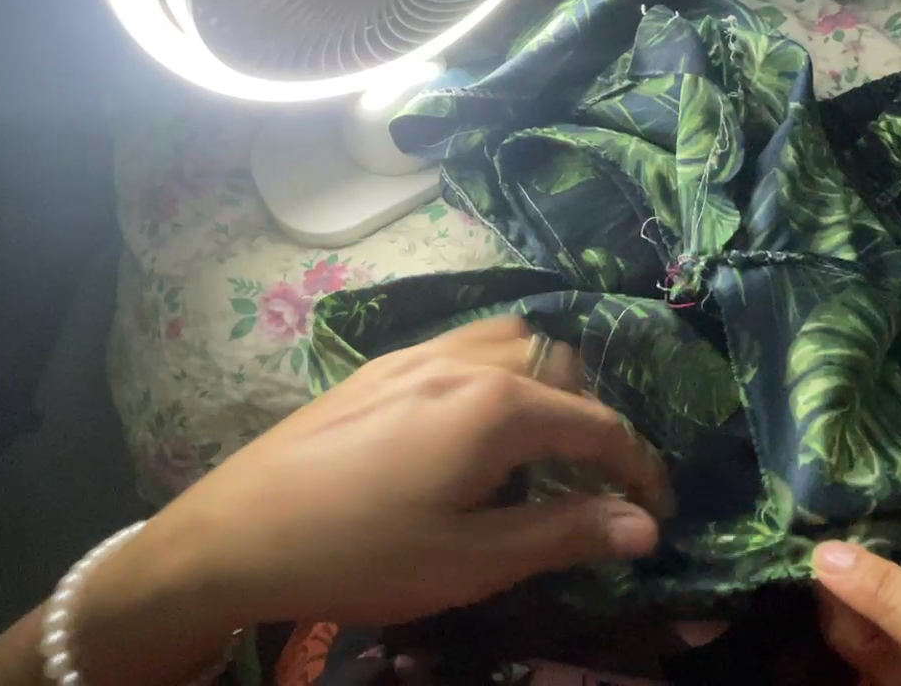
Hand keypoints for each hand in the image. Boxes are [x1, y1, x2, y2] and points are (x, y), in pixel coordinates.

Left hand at [74, 316, 671, 685]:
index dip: (639, 467)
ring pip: (515, 340)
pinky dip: (501, 368)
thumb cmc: (366, 552)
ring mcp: (423, 350)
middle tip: (594, 478)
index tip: (658, 507)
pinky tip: (477, 416)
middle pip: (562, 366)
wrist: (243, 529)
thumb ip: (565, 532)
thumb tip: (644, 525)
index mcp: (498, 405)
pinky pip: (468, 342)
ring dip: (546, 381)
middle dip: (593, 418)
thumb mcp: (474, 560)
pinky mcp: (388, 360)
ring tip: (541, 438)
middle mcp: (469, 359)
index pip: (598, 425)